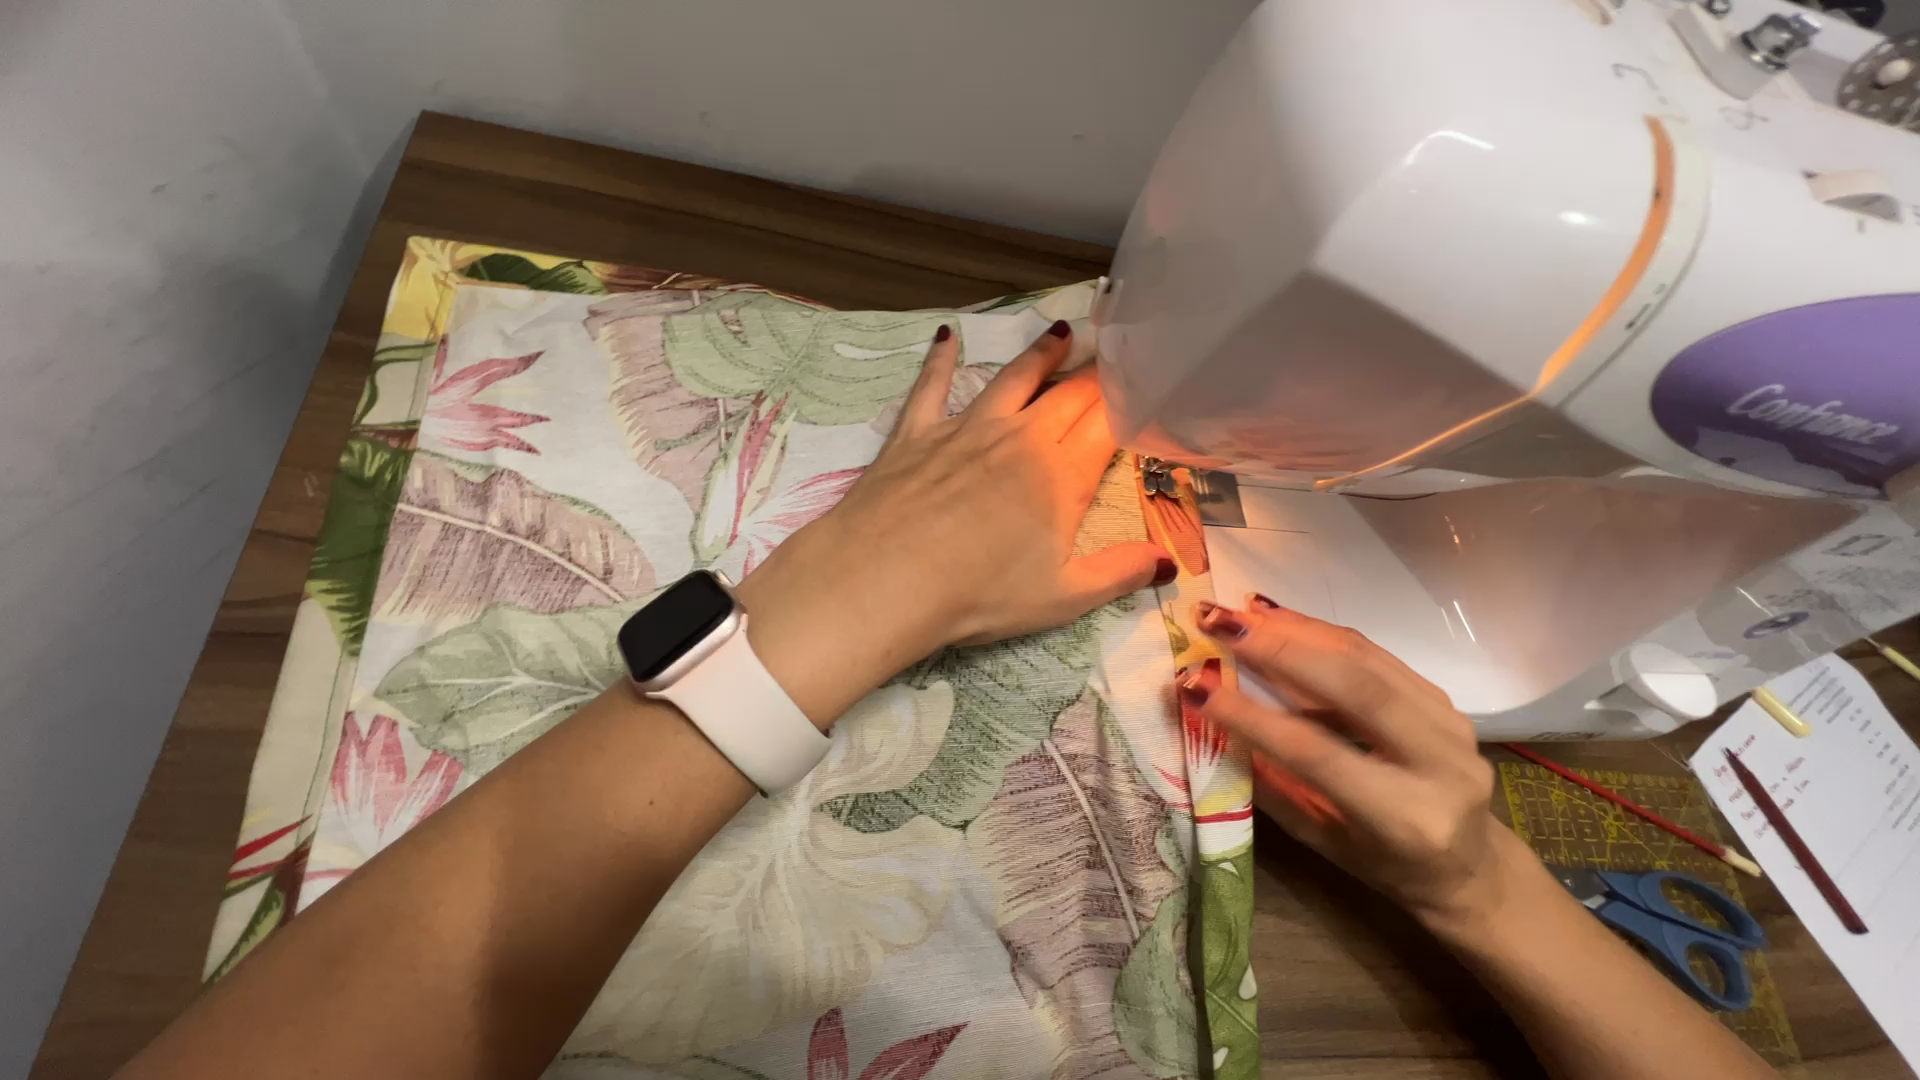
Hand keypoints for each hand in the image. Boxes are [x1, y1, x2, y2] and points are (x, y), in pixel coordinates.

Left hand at [737, 321, 1173, 726]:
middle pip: (1067, 396)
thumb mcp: (1062, 599)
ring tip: (1061, 333)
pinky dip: (941, 359)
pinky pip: (933, 385)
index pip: (1105, 426)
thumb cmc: (980, 596)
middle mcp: (1019, 438)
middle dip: (1096, 374)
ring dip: (1040, 354)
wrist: (888, 580)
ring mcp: (966, 428)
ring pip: (1013, 378)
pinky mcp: (916, 431)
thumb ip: (1118, 574)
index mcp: (1061, 476)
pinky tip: (946, 336)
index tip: (1147, 386)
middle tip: (1115, 353)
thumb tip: (1167, 561)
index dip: (1129, 404)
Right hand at [1182, 598, 1508, 931]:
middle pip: (1355, 689)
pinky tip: (1277, 616)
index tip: (1193, 684)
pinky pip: (1376, 655)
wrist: (1469, 864)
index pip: (1317, 753)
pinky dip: (1320, 632)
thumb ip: (1269, 781)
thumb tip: (1207, 720)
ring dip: (1295, 630)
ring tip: (1240, 612)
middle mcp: (1440, 766)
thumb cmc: (1380, 862)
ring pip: (1366, 660)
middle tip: (1218, 625)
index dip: (1251, 716)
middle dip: (1279, 650)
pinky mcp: (1445, 700)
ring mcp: (1450, 726)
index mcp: (1404, 817)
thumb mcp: (1318, 838)